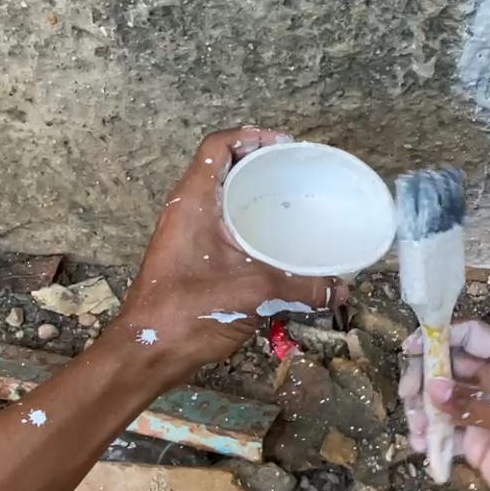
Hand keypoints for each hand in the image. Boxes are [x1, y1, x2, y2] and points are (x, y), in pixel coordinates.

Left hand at [118, 128, 340, 373]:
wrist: (148, 354)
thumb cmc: (188, 312)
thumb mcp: (253, 292)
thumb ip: (301, 288)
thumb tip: (341, 289)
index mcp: (194, 201)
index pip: (218, 146)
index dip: (251, 136)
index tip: (285, 146)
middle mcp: (189, 211)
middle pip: (225, 168)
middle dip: (260, 165)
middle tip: (297, 174)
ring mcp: (189, 236)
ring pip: (226, 201)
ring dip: (255, 198)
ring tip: (293, 205)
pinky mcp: (194, 260)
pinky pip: (227, 229)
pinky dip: (251, 228)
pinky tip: (279, 246)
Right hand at [399, 320, 489, 490]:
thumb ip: (477, 406)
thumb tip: (433, 387)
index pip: (474, 338)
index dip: (443, 336)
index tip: (413, 347)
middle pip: (451, 366)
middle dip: (425, 375)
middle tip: (408, 394)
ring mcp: (485, 414)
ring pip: (443, 398)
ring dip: (423, 408)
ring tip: (416, 427)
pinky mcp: (476, 443)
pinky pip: (445, 431)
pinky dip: (430, 436)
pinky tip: (422, 446)